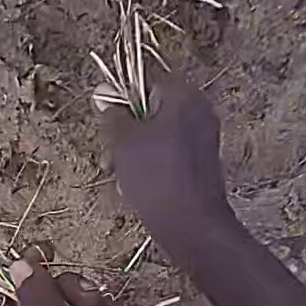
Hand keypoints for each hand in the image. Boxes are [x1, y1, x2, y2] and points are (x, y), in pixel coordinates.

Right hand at [105, 77, 235, 246]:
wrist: (189, 223)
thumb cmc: (156, 176)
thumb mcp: (124, 141)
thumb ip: (113, 115)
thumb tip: (103, 94)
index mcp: (183, 96)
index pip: (146, 82)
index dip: (121, 99)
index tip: (106, 120)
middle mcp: (198, 111)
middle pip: (151, 111)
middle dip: (125, 132)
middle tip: (110, 154)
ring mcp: (202, 139)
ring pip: (157, 136)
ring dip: (133, 153)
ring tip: (119, 174)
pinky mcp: (199, 165)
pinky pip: (168, 155)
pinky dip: (150, 166)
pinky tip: (136, 186)